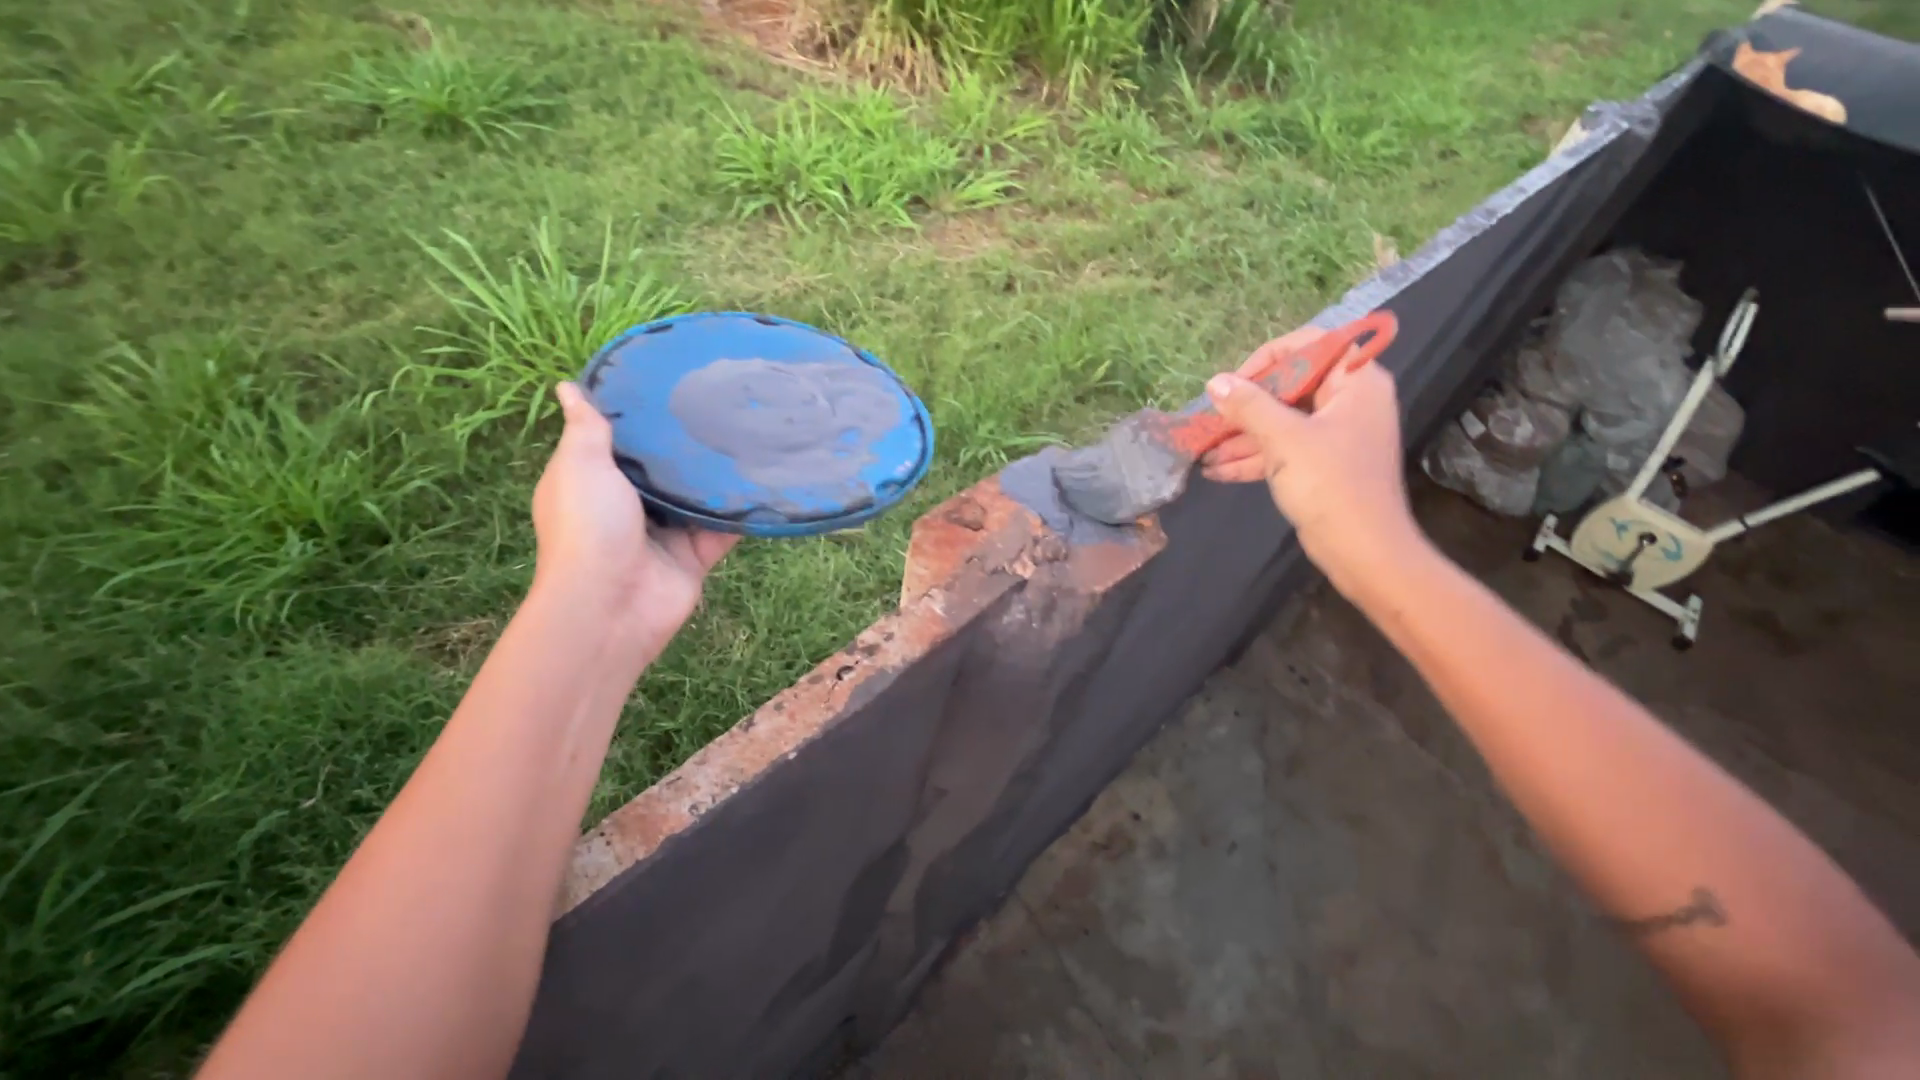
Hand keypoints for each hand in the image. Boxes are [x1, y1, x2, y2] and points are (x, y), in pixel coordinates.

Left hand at [530, 383, 738, 640]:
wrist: (613, 602)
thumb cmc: (588, 527)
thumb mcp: (580, 466)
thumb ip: (586, 429)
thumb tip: (568, 387)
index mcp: (594, 483)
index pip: (616, 443)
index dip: (637, 416)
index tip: (667, 382)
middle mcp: (629, 506)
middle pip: (661, 467)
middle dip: (685, 443)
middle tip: (720, 401)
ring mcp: (665, 532)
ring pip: (696, 495)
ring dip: (717, 474)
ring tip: (750, 430)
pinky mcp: (696, 554)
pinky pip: (725, 526)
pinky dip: (742, 509)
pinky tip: (766, 477)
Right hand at [1198, 328, 1422, 596]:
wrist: (1363, 551)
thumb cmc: (1331, 485)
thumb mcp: (1284, 440)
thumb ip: (1248, 406)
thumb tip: (1215, 382)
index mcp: (1356, 381)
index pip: (1311, 346)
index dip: (1269, 358)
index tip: (1235, 382)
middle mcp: (1350, 401)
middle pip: (1291, 386)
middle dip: (1246, 405)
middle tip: (1211, 417)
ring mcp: (1336, 435)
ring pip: (1282, 422)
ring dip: (1242, 436)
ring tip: (1202, 450)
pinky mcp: (1323, 466)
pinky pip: (1284, 450)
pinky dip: (1254, 458)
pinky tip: (1216, 471)